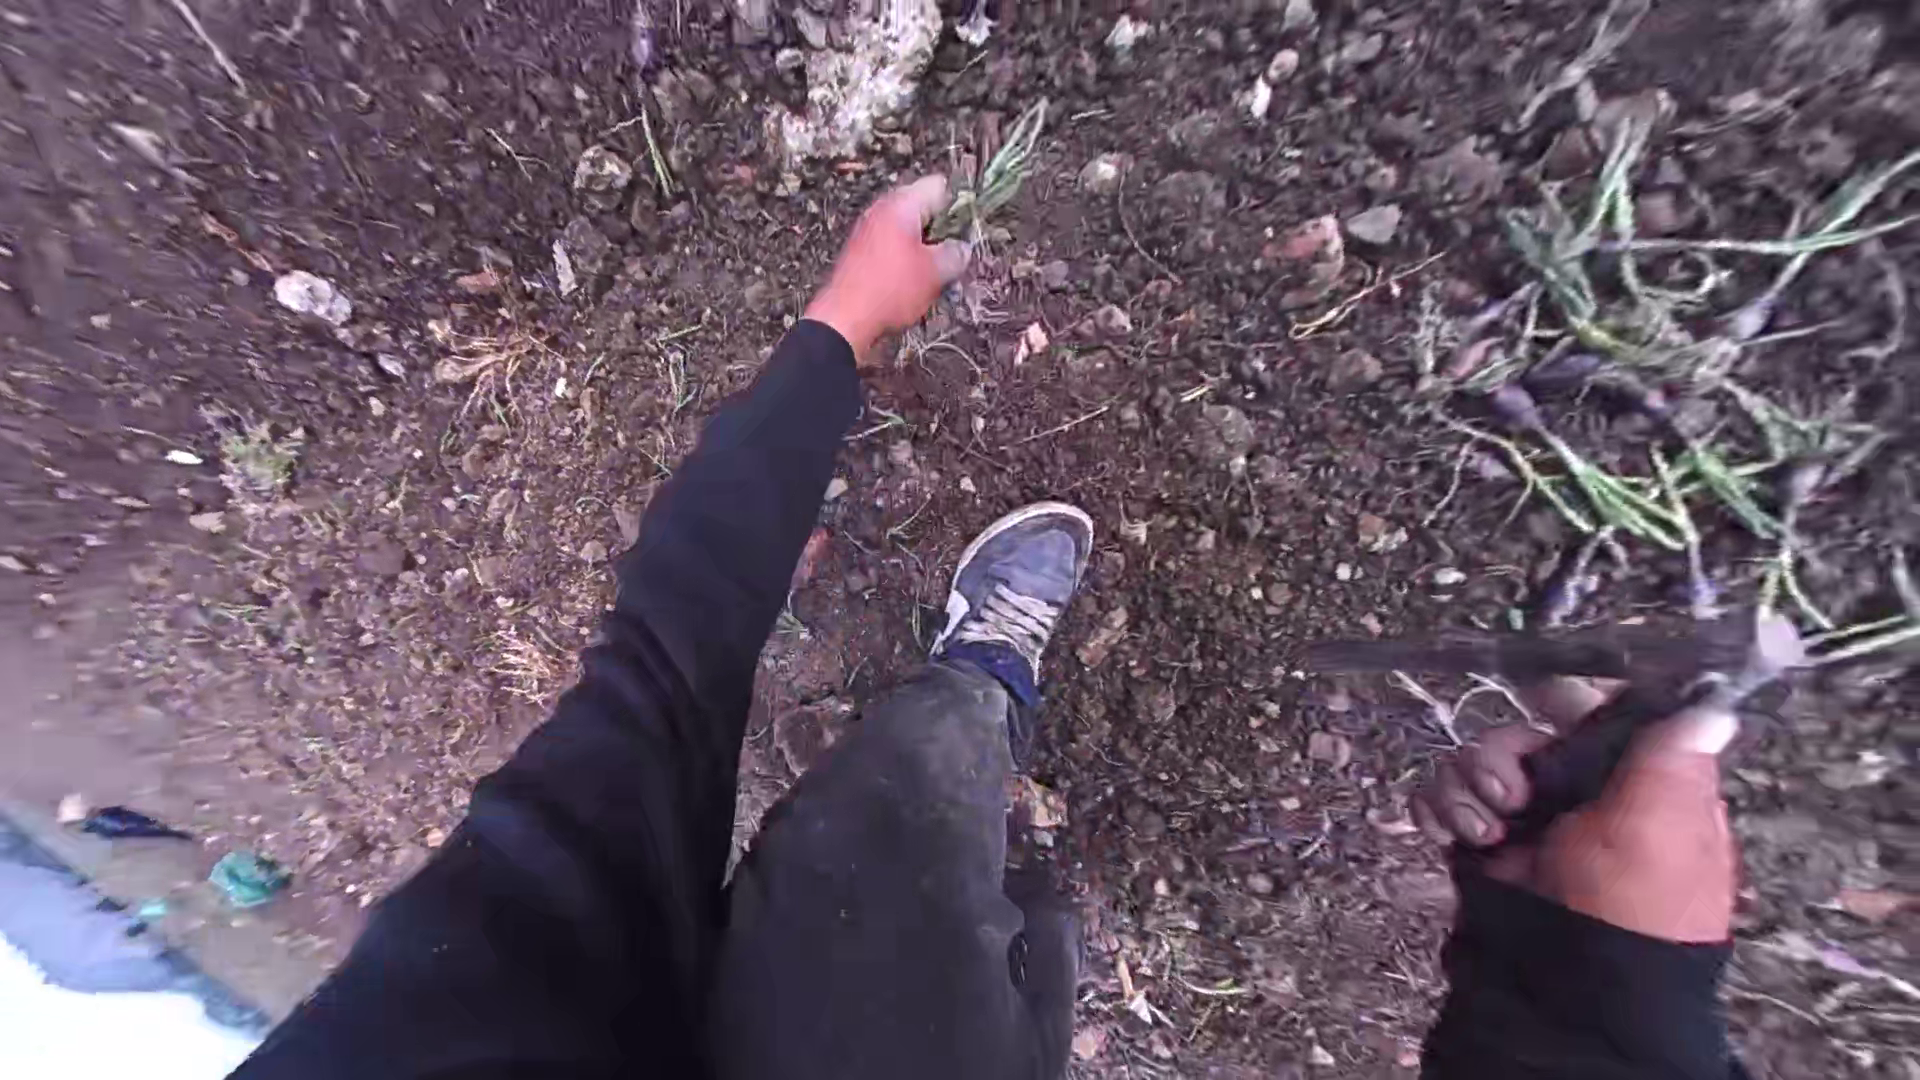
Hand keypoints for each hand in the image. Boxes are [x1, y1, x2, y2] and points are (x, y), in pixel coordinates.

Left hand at [803, 175, 970, 363]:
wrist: (844, 320)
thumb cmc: (891, 289)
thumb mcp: (934, 273)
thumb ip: (955, 255)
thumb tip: (963, 248)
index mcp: (902, 204)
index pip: (939, 187)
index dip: (959, 206)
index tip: (968, 234)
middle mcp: (882, 210)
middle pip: (923, 212)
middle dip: (942, 234)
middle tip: (956, 261)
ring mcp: (868, 233)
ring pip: (908, 235)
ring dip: (925, 254)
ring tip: (937, 280)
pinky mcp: (861, 256)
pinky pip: (892, 252)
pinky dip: (906, 266)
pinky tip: (914, 289)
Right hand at [1413, 678, 1736, 943]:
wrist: (1561, 973)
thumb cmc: (1622, 899)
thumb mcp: (1655, 831)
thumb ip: (1665, 766)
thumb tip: (1704, 709)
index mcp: (1623, 784)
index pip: (1589, 720)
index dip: (1560, 700)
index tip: (1533, 696)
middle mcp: (1566, 791)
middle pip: (1509, 736)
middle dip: (1494, 760)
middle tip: (1507, 798)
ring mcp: (1513, 812)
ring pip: (1463, 762)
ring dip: (1460, 793)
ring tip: (1480, 834)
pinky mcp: (1470, 829)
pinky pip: (1434, 793)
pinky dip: (1432, 809)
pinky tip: (1444, 833)